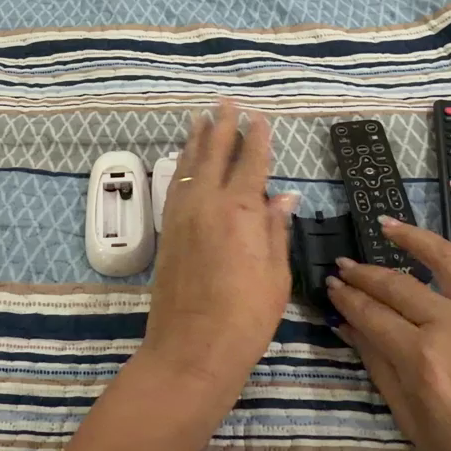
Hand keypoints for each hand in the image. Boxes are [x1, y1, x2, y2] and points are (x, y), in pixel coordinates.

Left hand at [141, 101, 297, 389]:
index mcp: (239, 209)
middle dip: (221, 126)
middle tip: (225, 103)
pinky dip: (182, 166)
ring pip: (188, 165)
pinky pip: (175, 185)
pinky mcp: (167, 230)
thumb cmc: (245, 317)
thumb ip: (275, 229)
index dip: (256, 137)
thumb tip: (283, 195)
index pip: (250, 161)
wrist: (191, 348)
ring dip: (196, 139)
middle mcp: (206, 203)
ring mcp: (181, 215)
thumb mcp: (276, 274)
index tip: (259, 116)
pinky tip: (184, 161)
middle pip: (213, 153)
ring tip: (200, 118)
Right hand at [326, 199, 450, 450]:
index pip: (371, 314)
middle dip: (365, 274)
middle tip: (343, 265)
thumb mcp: (412, 421)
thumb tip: (347, 326)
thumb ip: (378, 367)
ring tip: (387, 226)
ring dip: (412, 238)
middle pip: (399, 286)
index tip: (329, 285)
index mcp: (423, 359)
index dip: (346, 298)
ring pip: (448, 261)